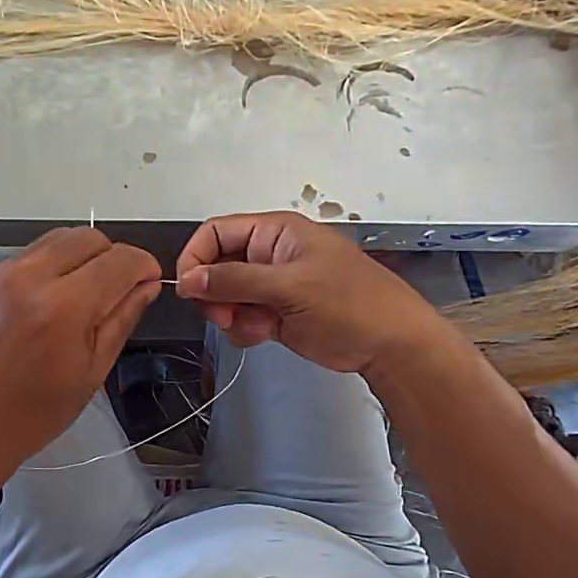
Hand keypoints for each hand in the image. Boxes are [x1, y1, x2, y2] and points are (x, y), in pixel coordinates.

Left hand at [0, 228, 159, 509]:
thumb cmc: (37, 411)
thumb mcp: (94, 369)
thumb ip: (123, 318)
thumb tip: (147, 286)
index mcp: (62, 307)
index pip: (118, 261)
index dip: (144, 265)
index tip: (151, 279)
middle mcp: (29, 279)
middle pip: (89, 237)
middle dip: (115, 257)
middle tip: (123, 287)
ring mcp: (2, 274)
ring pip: (60, 237)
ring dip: (86, 255)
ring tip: (92, 291)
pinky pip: (33, 252)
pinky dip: (57, 262)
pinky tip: (61, 294)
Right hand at [175, 211, 447, 373]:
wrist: (390, 345)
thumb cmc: (351, 304)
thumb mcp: (290, 286)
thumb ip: (234, 280)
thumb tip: (188, 279)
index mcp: (275, 232)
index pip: (216, 232)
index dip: (196, 258)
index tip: (188, 289)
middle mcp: (270, 254)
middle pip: (217, 266)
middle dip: (215, 293)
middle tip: (224, 315)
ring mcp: (273, 286)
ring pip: (227, 296)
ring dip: (232, 315)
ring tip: (259, 326)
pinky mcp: (277, 313)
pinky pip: (243, 317)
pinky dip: (245, 329)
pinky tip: (267, 334)